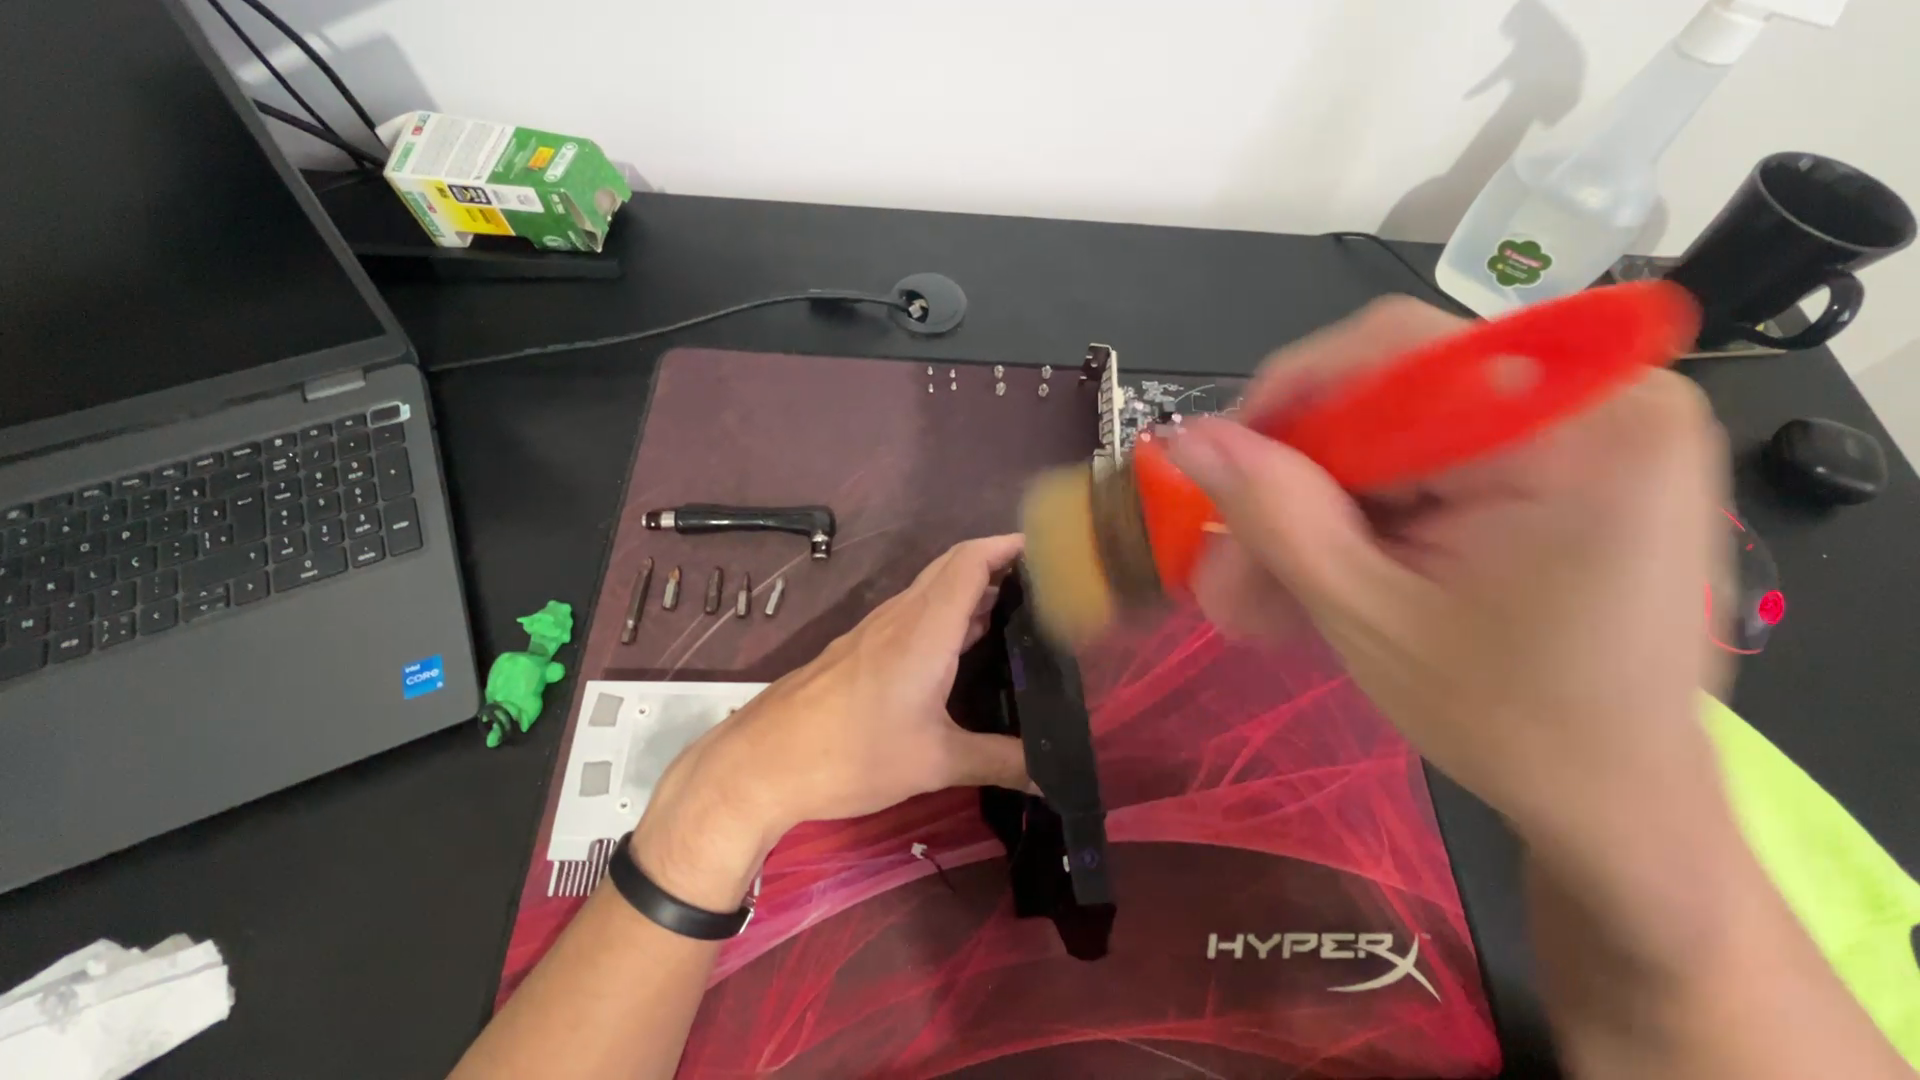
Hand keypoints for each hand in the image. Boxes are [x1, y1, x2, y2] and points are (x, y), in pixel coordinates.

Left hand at [631, 535, 1030, 909]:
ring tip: (1017, 613)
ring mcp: (875, 631)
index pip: (971, 562)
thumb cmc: (853, 754)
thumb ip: (999, 763)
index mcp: (925, 628)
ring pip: (931, 591)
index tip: (1048, 548)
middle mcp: (901, 617)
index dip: (1008, 545)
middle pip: (952, 568)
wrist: (763, 762)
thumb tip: (1054, 778)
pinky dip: (946, 614)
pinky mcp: (859, 650)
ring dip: (971, 590)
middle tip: (1044, 584)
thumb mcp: (935, 762)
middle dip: (997, 564)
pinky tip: (962, 648)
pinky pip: (913, 615)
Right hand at [1165, 297, 1728, 840]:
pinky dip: (1377, 508)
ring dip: (1328, 500)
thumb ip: (1274, 514)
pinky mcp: (1578, 460)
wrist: (1625, 801)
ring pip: (1406, 428)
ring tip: (1272, 582)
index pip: (1393, 351)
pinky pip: (1441, 455)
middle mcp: (1606, 397)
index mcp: (1581, 425)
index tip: (1222, 472)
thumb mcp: (1366, 615)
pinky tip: (1337, 567)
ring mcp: (1598, 426)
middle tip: (1239, 553)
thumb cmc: (1511, 722)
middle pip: (1398, 391)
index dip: (1288, 401)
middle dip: (1303, 474)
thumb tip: (1187, 438)